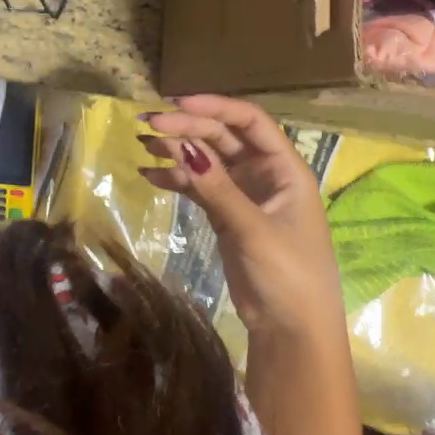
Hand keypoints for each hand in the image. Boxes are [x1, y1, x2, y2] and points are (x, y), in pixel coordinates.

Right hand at [138, 95, 345, 340]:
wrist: (292, 330)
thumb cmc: (289, 275)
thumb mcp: (253, 228)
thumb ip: (217, 187)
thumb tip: (181, 146)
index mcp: (285, 169)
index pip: (249, 122)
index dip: (214, 107)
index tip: (176, 104)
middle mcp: (264, 174)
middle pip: (222, 136)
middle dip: (186, 127)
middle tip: (148, 125)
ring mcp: (243, 193)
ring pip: (206, 158)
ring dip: (176, 150)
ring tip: (142, 144)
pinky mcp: (225, 214)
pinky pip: (197, 185)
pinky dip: (174, 178)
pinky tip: (149, 175)